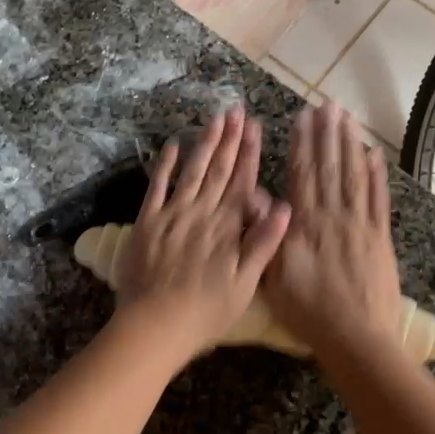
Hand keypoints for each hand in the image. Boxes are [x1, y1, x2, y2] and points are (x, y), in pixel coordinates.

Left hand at [114, 104, 291, 358]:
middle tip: (236, 110)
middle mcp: (202, 212)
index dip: (250, 152)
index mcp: (228, 226)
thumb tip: (286, 209)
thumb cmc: (206, 310)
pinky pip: (157, 185)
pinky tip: (172, 144)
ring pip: (193, 170)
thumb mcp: (246, 284)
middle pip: (219, 169)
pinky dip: (165, 164)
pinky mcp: (148, 221)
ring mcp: (173, 213)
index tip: (256, 126)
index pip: (243, 181)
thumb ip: (264, 244)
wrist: (156, 323)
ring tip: (214, 119)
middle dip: (230, 138)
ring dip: (204, 143)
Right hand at [262, 102, 403, 361]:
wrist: (356, 340)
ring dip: (350, 144)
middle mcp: (333, 216)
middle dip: (327, 133)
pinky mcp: (380, 238)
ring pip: (354, 176)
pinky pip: (378, 200)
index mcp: (305, 224)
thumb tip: (256, 196)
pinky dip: (376, 175)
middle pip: (330, 166)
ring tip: (347, 118)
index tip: (303, 117)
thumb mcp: (273, 277)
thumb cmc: (308, 312)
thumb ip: (267, 234)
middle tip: (328, 104)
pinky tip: (374, 154)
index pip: (303, 174)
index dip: (302, 144)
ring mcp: (360, 225)